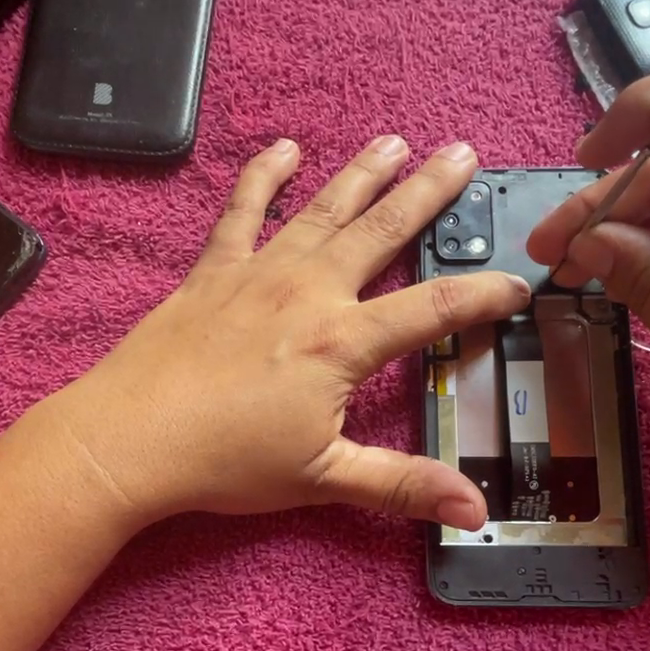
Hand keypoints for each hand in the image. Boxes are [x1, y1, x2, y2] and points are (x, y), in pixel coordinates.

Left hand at [41, 137, 530, 531]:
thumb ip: (402, 486)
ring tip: (396, 140)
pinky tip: (283, 149)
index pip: (434, 310)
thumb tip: (475, 510)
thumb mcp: (323, 478)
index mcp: (342, 341)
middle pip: (382, 231)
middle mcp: (307, 291)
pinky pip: (242, 212)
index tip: (520, 281)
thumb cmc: (225, 461)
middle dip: (428, 193)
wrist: (129, 439)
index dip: (484, 296)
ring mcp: (258, 274)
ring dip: (362, 173)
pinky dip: (263, 178)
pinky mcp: (212, 273)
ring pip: (323, 210)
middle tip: (462, 152)